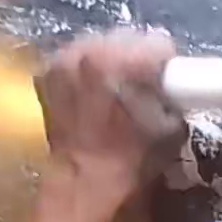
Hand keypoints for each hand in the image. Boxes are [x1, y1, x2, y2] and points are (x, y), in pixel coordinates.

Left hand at [35, 30, 183, 221]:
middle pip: (126, 37)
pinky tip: (94, 96)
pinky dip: (88, 72)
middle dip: (139, 59)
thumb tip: (172, 90)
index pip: (160, 43)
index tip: (171, 84)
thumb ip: (175, 99)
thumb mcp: (172, 130)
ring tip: (119, 92)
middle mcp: (89, 49)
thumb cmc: (133, 161)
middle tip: (146, 88)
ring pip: (99, 45)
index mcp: (123, 60)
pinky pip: (76, 60)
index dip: (169, 65)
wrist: (85, 183)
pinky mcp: (47, 73)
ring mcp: (63, 59)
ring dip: (113, 63)